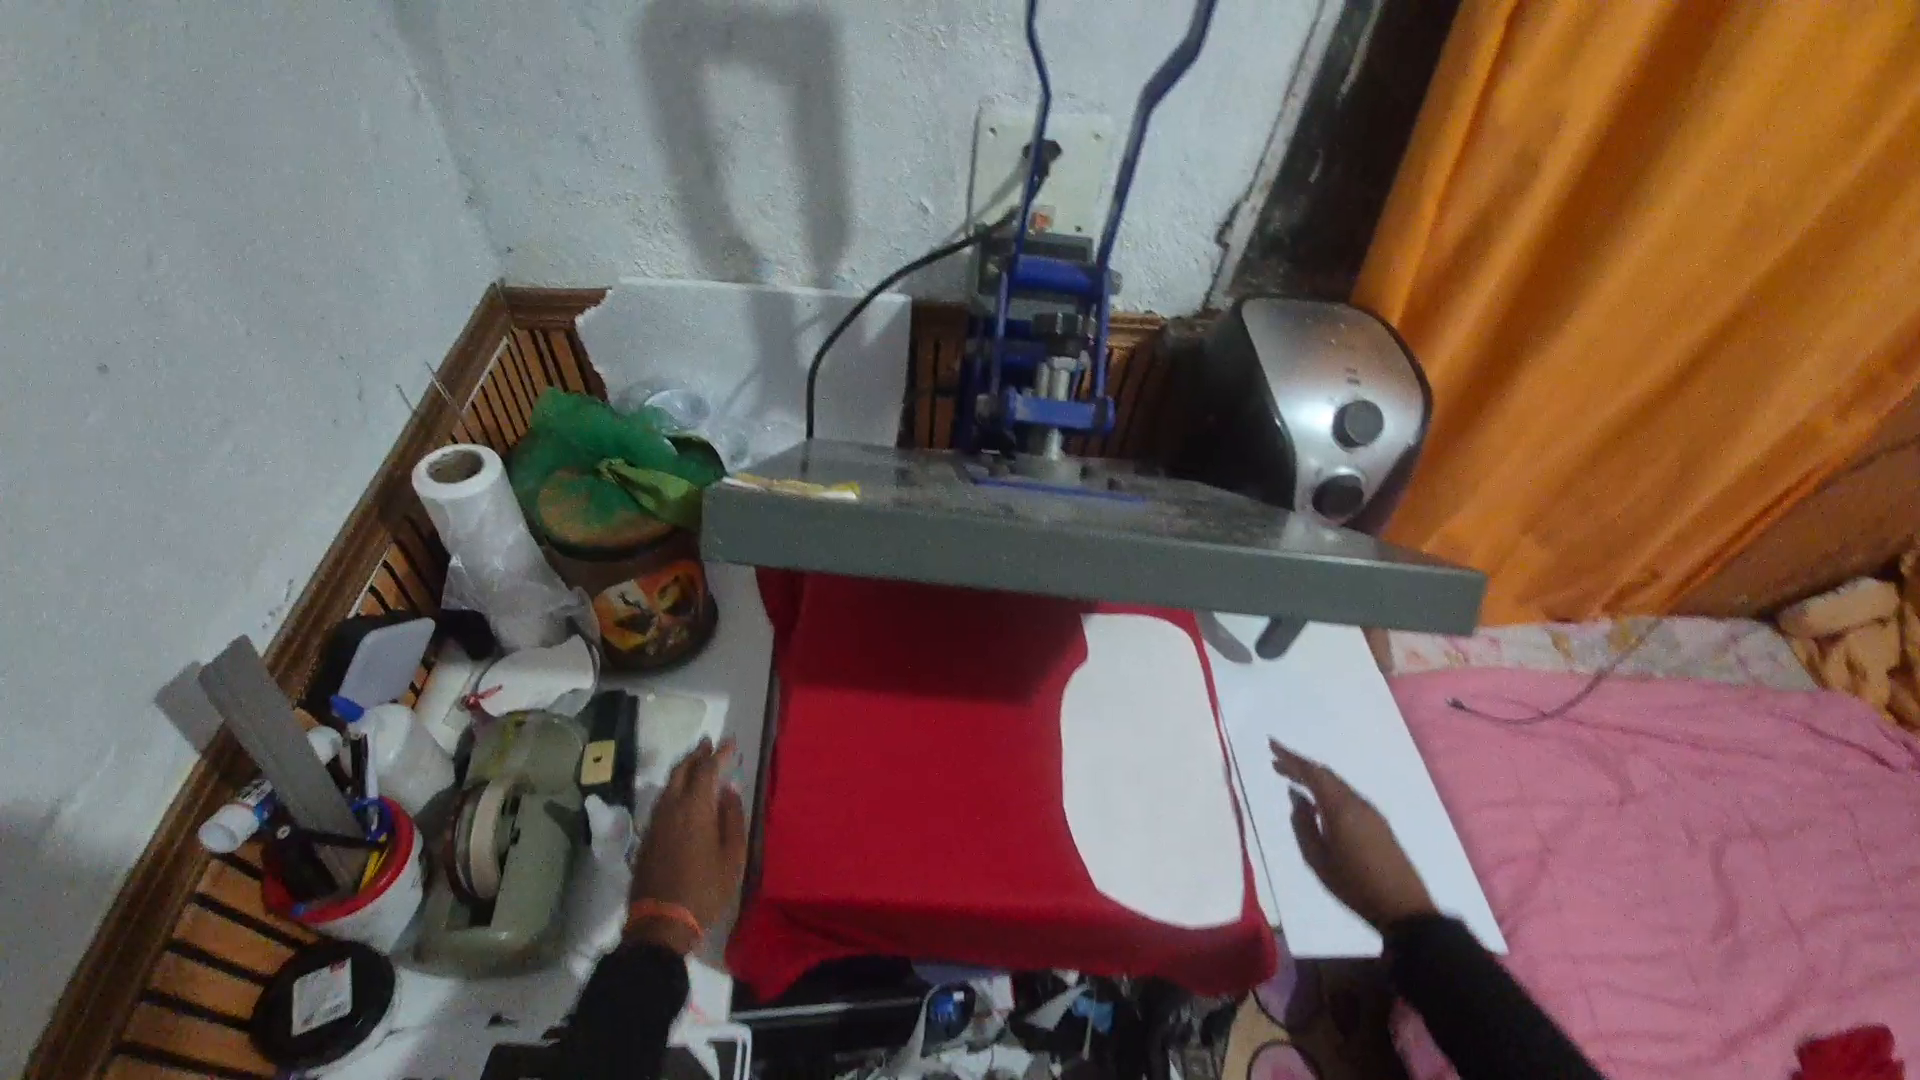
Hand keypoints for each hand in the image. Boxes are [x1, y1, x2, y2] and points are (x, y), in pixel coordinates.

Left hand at [626, 738, 747, 953]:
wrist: (661, 923)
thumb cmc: (705, 889)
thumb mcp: (732, 856)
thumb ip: (732, 818)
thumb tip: (729, 791)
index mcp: (695, 809)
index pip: (707, 769)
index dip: (720, 753)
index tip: (731, 742)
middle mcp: (671, 808)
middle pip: (681, 771)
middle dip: (696, 755)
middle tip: (709, 744)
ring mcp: (655, 823)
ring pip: (668, 785)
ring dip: (683, 769)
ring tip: (697, 763)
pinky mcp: (647, 837)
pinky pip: (662, 801)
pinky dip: (675, 788)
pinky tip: (683, 794)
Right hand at [1271, 739, 1434, 931]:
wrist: (1403, 908)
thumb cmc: (1353, 884)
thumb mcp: (1316, 858)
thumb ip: (1303, 824)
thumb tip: (1297, 797)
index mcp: (1340, 808)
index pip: (1312, 772)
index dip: (1290, 757)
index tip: (1272, 744)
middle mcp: (1356, 803)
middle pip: (1326, 774)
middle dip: (1300, 766)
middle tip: (1277, 763)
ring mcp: (1371, 812)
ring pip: (1337, 785)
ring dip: (1314, 779)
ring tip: (1293, 780)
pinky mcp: (1378, 824)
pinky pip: (1346, 796)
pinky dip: (1327, 790)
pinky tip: (1318, 802)